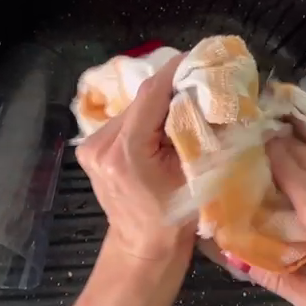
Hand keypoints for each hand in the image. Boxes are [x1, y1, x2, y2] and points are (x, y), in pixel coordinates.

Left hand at [77, 69, 193, 267]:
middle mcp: (100, 144)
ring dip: (160, 103)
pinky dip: (147, 117)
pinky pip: (126, 121)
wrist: (141, 248)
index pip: (151, 95)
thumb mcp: (194, 176)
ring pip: (134, 108)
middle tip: (201, 81)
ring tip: (186, 103)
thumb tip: (214, 98)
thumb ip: (198, 135)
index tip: (198, 57)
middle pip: (142, 100)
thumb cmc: (173, 220)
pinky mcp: (91, 148)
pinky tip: (165, 122)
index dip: (175, 71)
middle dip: (172, 89)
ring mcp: (91, 146)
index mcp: (125, 152)